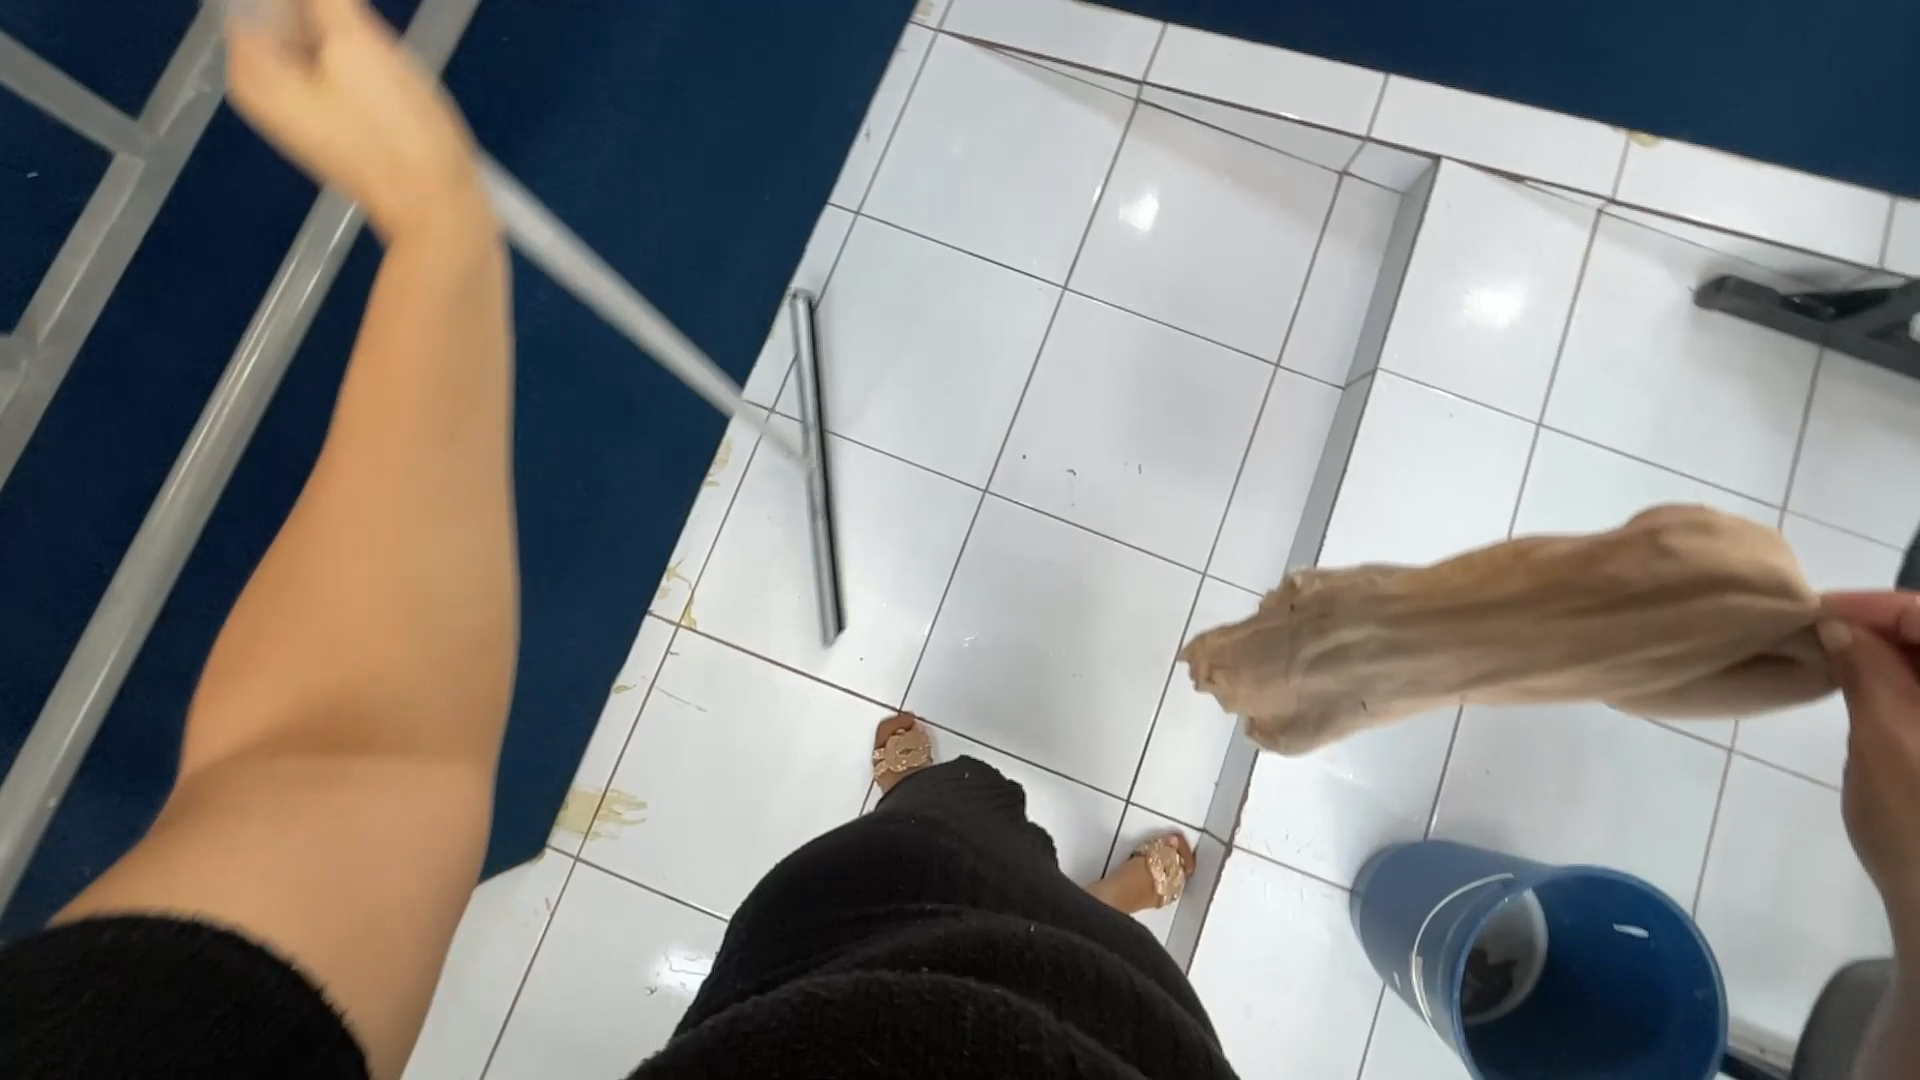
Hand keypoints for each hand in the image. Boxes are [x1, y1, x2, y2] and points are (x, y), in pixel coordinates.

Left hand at [226, 0, 488, 238]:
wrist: (444, 217)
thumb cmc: (401, 138)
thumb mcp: (359, 48)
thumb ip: (326, 0)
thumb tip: (322, 2)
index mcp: (253, 70)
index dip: (312, 4)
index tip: (354, 19)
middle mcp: (269, 94)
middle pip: (290, 21)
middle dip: (334, 21)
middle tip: (380, 52)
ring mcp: (309, 119)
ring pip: (325, 50)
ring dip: (361, 48)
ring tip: (397, 78)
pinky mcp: (347, 136)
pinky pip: (348, 83)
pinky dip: (372, 75)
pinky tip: (402, 95)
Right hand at [1821, 591, 1919, 934]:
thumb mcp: (1887, 744)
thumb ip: (1869, 674)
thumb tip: (1838, 624)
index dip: (1881, 606)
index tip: (1812, 611)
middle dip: (1890, 624)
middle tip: (1818, 630)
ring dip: (1901, 650)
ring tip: (1839, 653)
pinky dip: (1914, 678)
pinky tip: (1876, 685)